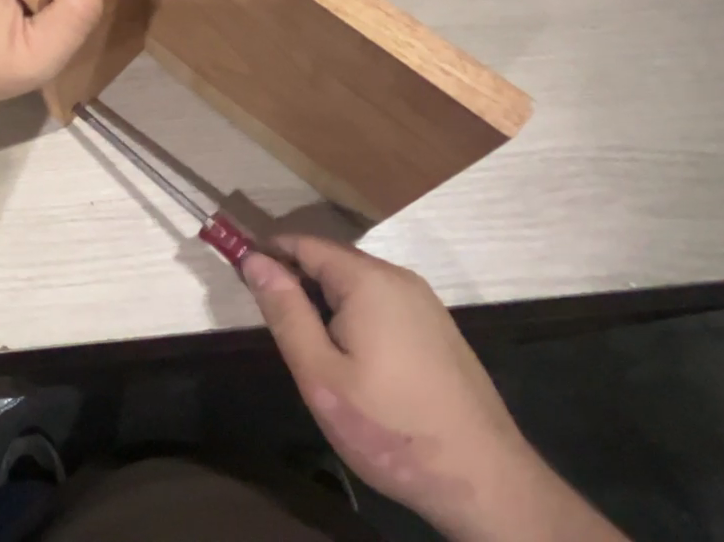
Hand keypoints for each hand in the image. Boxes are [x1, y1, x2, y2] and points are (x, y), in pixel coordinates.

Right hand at [243, 238, 624, 541]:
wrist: (484, 479)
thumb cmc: (390, 426)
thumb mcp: (320, 373)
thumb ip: (285, 311)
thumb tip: (254, 259)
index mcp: (368, 280)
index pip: (304, 244)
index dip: (267, 254)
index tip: (239, 277)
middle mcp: (399, 278)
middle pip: (332, 261)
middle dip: (295, 279)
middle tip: (271, 323)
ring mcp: (425, 303)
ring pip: (357, 284)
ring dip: (324, 300)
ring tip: (306, 346)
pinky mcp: (438, 329)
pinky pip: (382, 303)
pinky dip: (353, 315)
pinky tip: (350, 358)